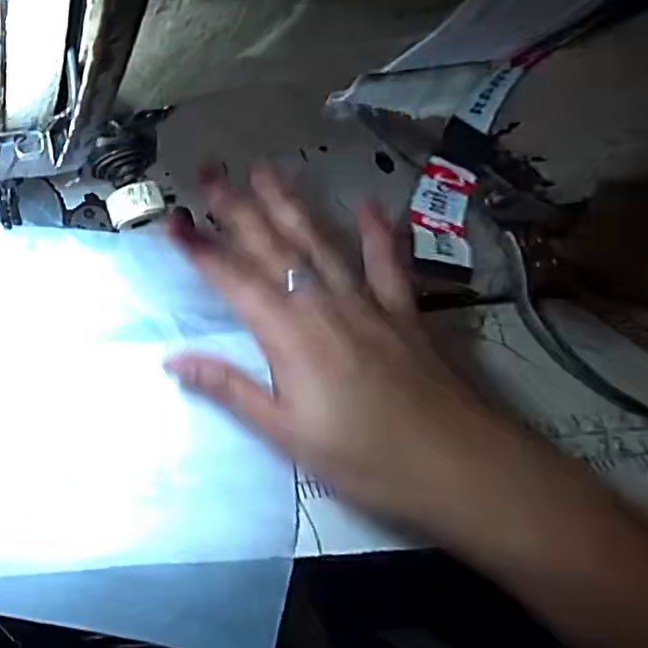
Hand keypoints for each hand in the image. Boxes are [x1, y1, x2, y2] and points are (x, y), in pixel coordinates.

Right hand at [164, 165, 545, 538]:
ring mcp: (370, 307)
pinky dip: (377, 233)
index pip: (233, 280)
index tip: (170, 219)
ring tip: (266, 171)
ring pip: (322, 244)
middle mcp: (327, 307)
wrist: (477, 476)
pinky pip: (388, 266)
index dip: (198, 248)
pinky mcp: (406, 317)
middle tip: (211, 173)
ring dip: (290, 206)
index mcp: (291, 335)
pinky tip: (366, 205)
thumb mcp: (285, 432)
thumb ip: (229, 389)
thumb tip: (172, 360)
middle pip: (274, 248)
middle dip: (238, 209)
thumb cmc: (368, 460)